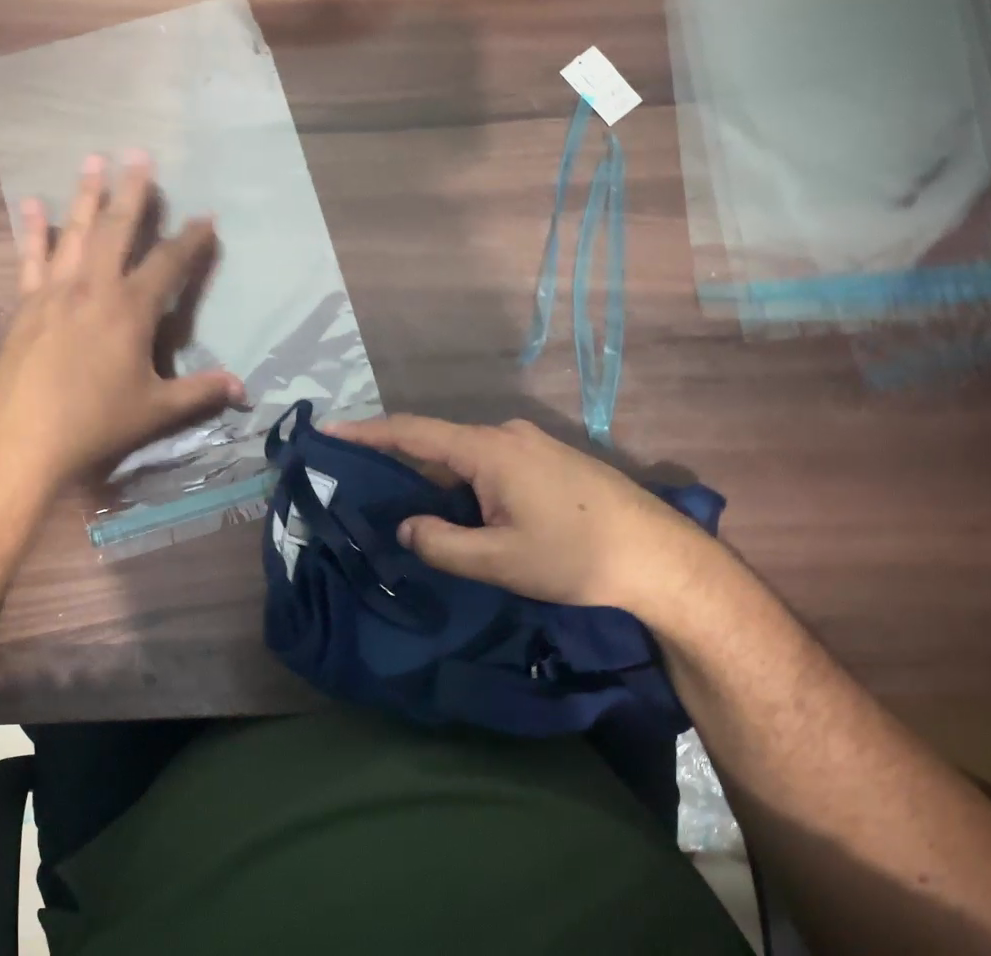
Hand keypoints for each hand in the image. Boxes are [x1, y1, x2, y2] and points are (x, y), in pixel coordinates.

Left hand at [0, 153, 243, 489]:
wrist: (26, 440)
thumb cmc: (98, 424)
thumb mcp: (157, 410)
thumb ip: (200, 393)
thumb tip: (243, 389)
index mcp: (130, 310)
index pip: (168, 264)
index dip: (191, 240)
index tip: (206, 217)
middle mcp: (93, 289)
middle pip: (117, 230)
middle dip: (132, 192)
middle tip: (140, 154)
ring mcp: (55, 293)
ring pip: (74, 234)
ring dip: (86, 196)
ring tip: (93, 160)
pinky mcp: (26, 306)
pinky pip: (31, 259)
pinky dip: (33, 231)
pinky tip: (31, 205)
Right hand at [326, 415, 728, 614]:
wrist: (662, 558)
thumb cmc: (576, 557)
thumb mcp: (499, 561)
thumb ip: (442, 544)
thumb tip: (408, 528)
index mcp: (489, 450)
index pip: (413, 433)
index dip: (367, 432)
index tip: (328, 430)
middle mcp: (508, 435)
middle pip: (438, 444)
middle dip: (399, 463)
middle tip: (363, 486)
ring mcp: (534, 446)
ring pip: (467, 458)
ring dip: (437, 481)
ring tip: (410, 510)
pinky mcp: (551, 462)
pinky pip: (491, 465)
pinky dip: (465, 484)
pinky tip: (463, 513)